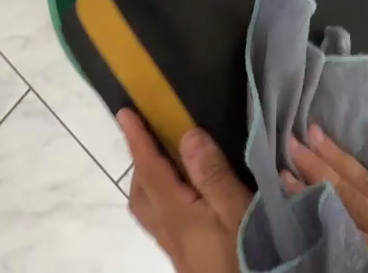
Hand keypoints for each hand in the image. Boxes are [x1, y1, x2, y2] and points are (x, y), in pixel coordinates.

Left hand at [119, 109, 251, 272]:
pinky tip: (189, 195)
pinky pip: (163, 218)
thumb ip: (212, 174)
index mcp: (176, 213)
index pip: (149, 169)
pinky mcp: (188, 256)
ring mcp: (177, 247)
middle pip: (141, 192)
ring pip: (149, 208)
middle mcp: (169, 230)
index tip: (123, 112)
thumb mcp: (236, 211)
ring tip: (169, 158)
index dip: (136, 139)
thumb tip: (186, 134)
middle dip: (140, 159)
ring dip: (150, 179)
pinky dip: (164, 195)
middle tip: (150, 131)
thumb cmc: (244, 254)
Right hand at [282, 123, 367, 272]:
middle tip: (293, 139)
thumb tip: (328, 235)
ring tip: (318, 134)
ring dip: (342, 157)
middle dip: (320, 163)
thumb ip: (357, 260)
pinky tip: (362, 162)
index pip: (340, 213)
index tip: (284, 172)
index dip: (311, 192)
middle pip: (352, 188)